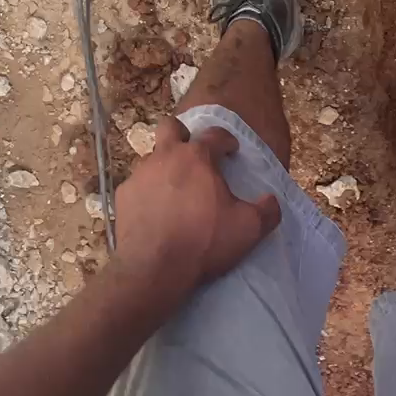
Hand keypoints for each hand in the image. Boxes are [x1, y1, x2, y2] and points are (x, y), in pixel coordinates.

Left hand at [109, 120, 280, 306]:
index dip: (226, 140)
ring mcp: (141, 173)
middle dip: (183, 134)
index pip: (215, 134)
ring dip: (164, 166)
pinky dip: (147, 192)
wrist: (154, 268)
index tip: (232, 150)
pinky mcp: (124, 194)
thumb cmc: (203, 241)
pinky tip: (154, 212)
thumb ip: (266, 211)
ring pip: (152, 157)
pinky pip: (137, 185)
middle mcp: (166, 155)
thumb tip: (271, 201)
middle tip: (193, 155)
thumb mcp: (248, 229)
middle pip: (171, 126)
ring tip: (175, 191)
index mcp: (197, 156)